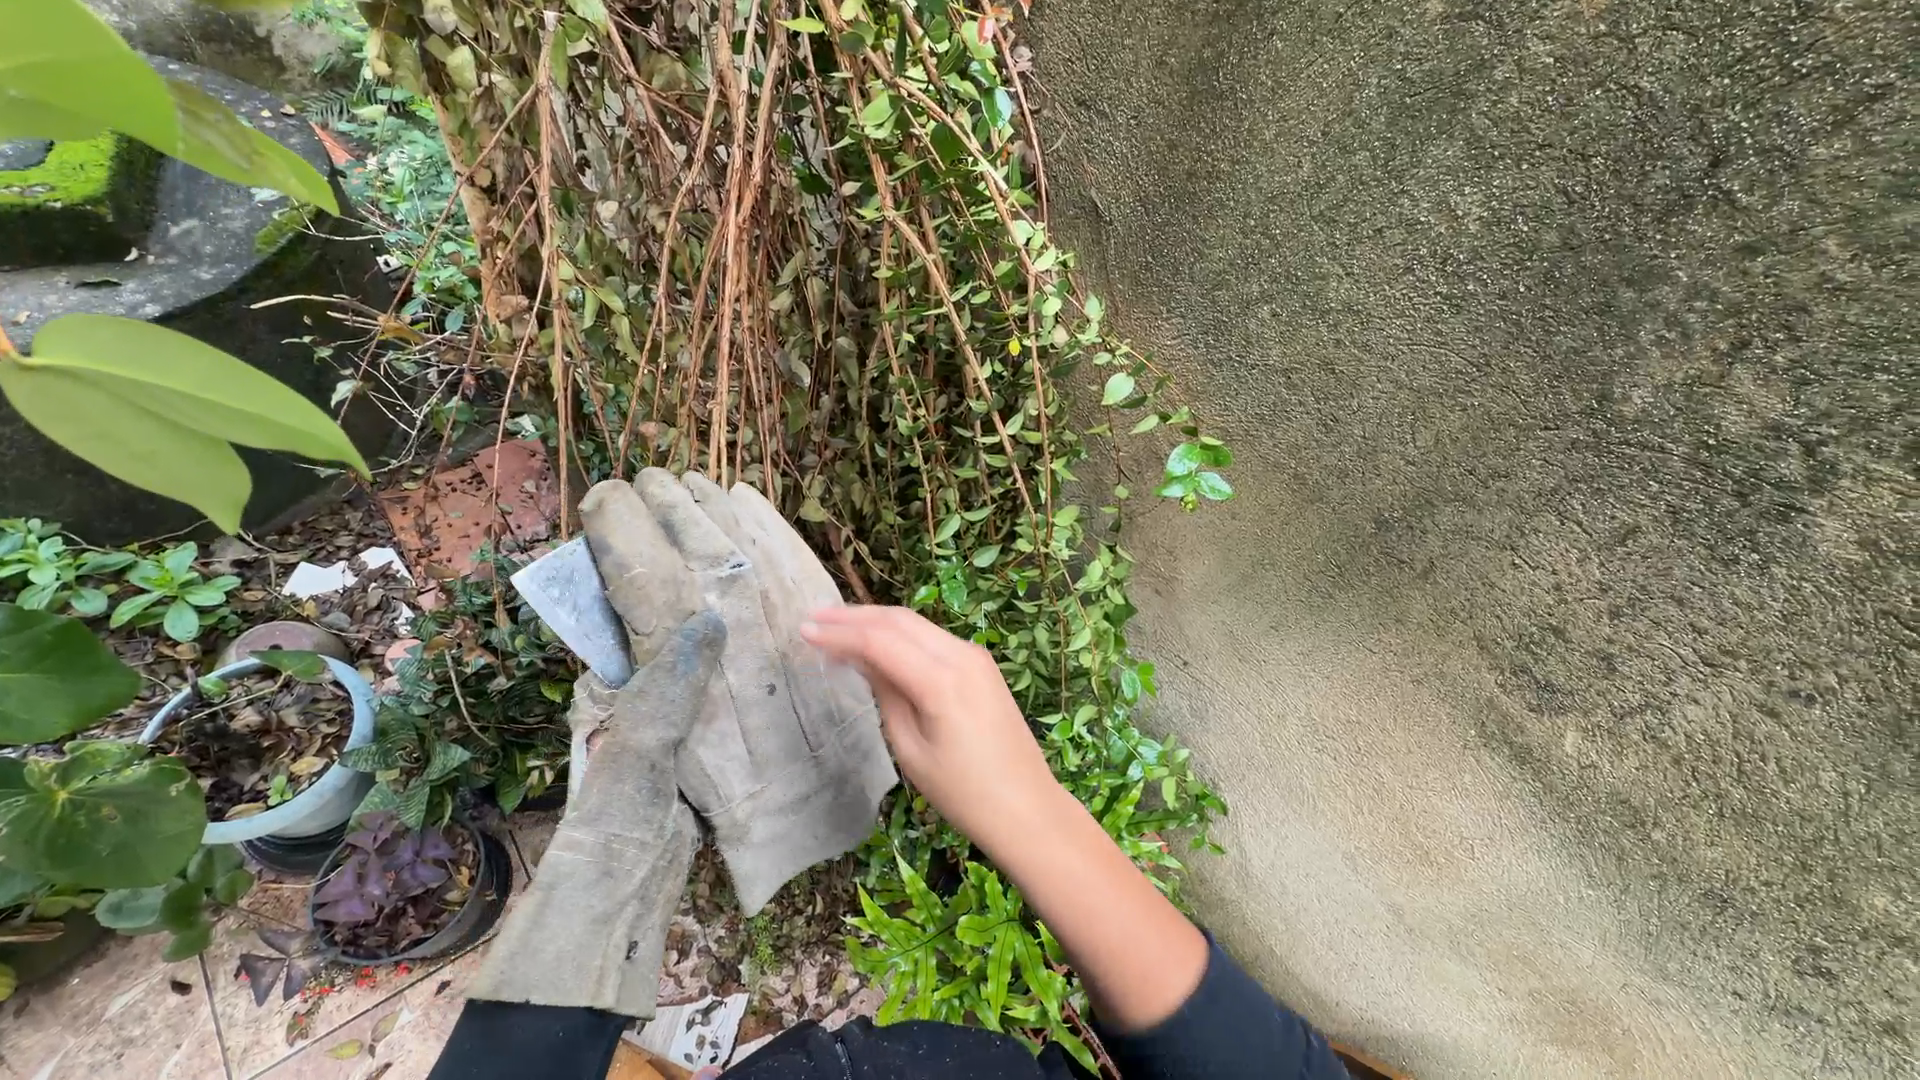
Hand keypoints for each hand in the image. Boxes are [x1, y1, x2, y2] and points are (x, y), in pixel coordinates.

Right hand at [804, 604, 1207, 1031]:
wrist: (1026, 806)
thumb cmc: (963, 792)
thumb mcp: (910, 749)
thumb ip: (886, 694)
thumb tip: (862, 658)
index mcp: (942, 681)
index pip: (880, 641)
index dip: (839, 634)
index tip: (803, 631)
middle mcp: (962, 656)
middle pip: (898, 621)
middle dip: (854, 616)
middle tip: (813, 618)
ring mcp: (976, 656)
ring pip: (916, 624)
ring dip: (875, 620)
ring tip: (835, 623)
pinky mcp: (981, 665)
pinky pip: (932, 638)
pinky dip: (899, 634)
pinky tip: (875, 640)